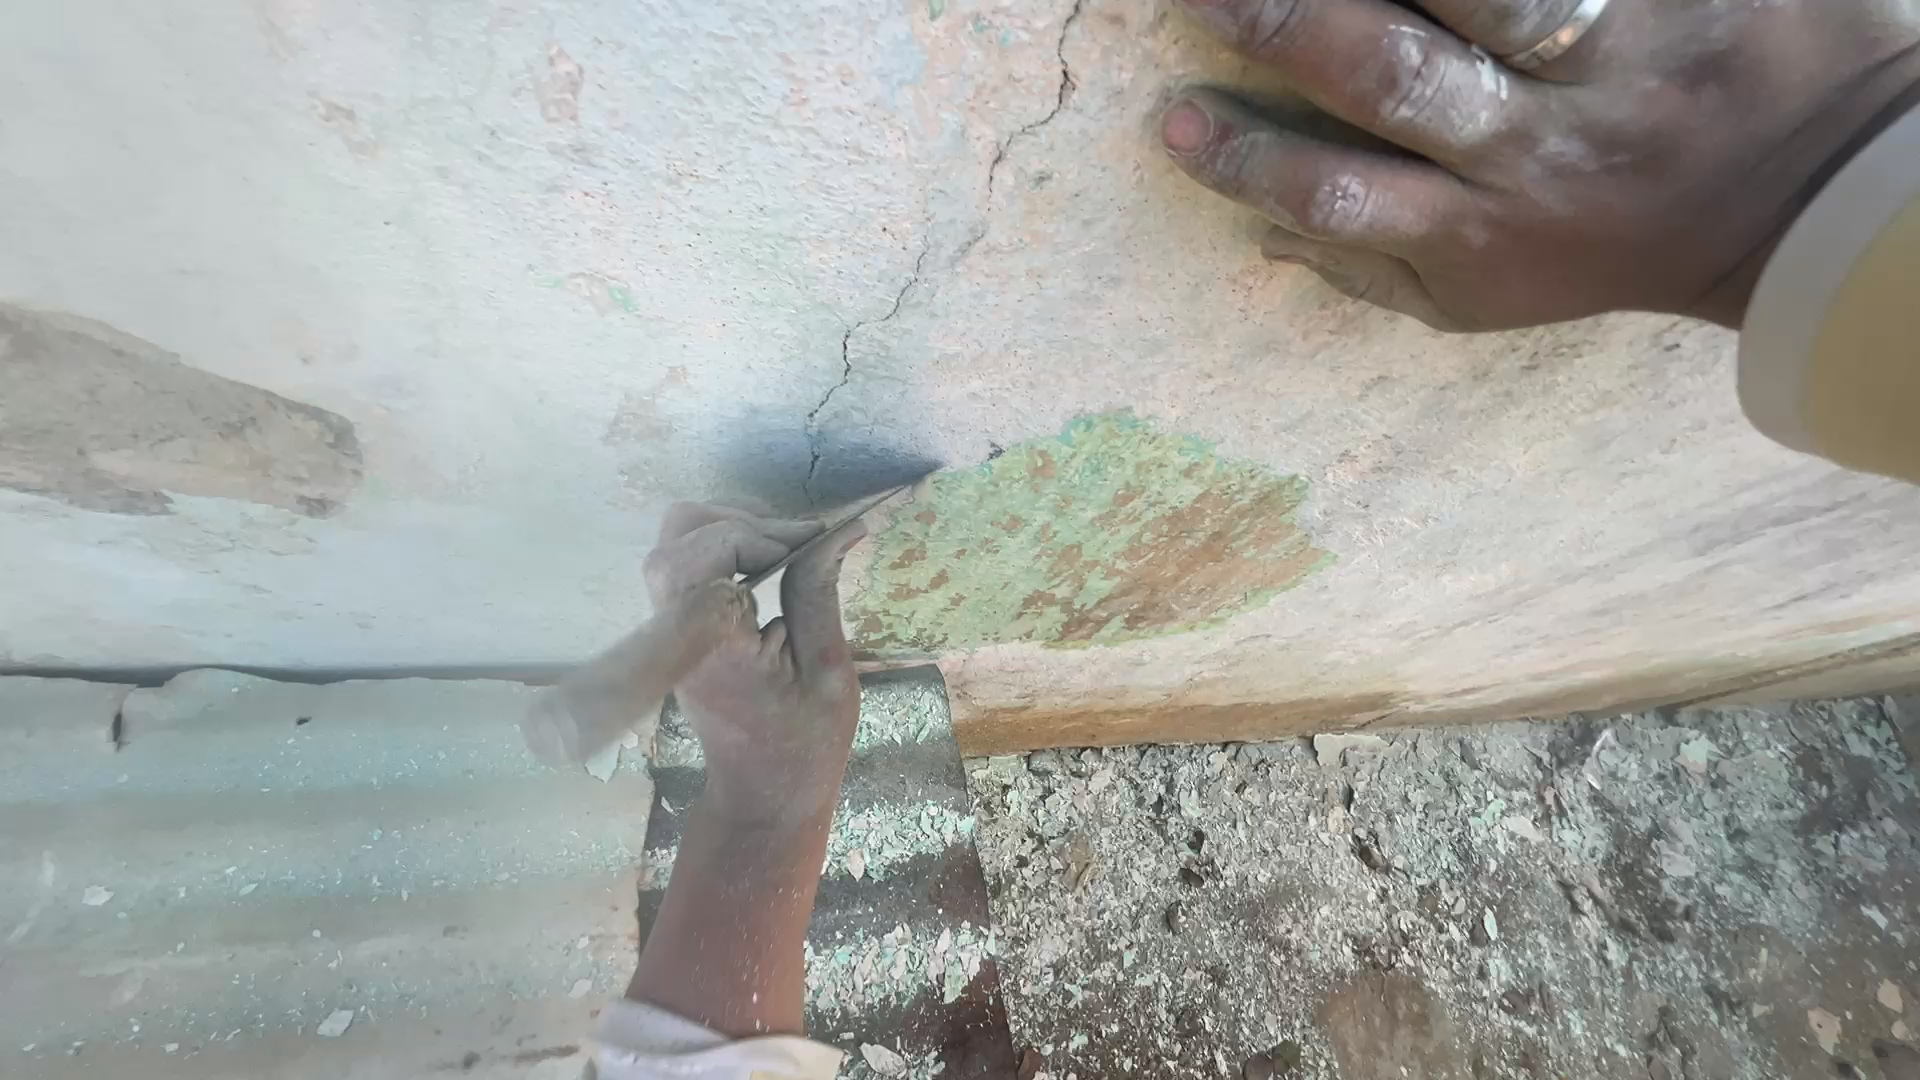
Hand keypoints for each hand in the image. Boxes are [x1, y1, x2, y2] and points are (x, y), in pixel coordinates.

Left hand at [643, 501, 866, 825]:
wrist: (764, 792)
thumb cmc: (806, 743)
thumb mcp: (830, 671)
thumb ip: (820, 594)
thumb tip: (838, 531)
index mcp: (717, 646)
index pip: (708, 555)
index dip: (760, 534)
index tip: (814, 543)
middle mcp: (681, 633)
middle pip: (678, 535)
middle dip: (741, 523)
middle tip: (796, 543)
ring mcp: (672, 632)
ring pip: (674, 544)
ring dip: (730, 531)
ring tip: (783, 549)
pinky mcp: (679, 631)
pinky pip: (686, 565)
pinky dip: (724, 549)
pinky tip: (765, 565)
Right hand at [1159, 0, 1919, 330]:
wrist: (1794, 200)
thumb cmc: (1592, 260)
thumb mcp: (1468, 307)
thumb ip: (1366, 274)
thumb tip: (1267, 237)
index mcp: (1465, 236)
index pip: (1331, 196)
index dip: (1244, 162)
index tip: (1173, 124)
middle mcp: (1525, 150)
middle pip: (1387, 79)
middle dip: (1285, 27)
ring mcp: (1612, 59)